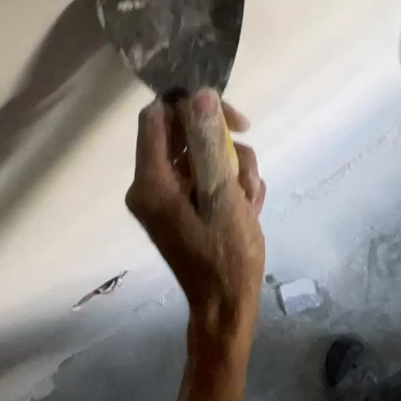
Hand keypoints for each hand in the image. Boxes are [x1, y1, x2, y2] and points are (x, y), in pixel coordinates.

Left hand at [125, 90, 266, 336]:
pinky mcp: (183, 206)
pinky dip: (230, 183)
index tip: (228, 117)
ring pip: (202, 153)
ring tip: (250, 195)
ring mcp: (168, 196)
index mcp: (150, 181)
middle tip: (248, 159)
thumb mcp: (221, 192)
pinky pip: (206, 175)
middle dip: (223, 143)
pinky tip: (248, 205)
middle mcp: (151, 184)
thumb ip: (208, 141)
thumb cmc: (225, 253)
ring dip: (234, 166)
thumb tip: (199, 95)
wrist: (227, 305)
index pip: (156, 117)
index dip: (190, 106)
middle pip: (183, 134)